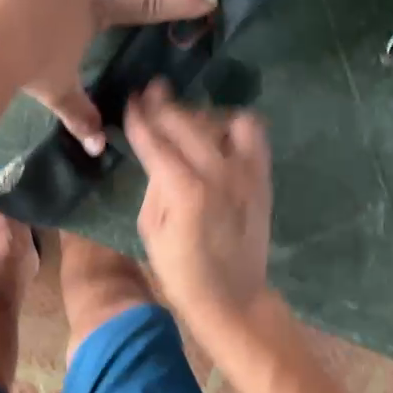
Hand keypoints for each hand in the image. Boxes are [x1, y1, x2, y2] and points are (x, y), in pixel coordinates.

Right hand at [125, 80, 273, 332]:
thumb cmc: (181, 272)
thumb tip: (158, 154)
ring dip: (198, 114)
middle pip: (185, 122)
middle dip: (162, 105)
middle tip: (149, 94)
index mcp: (184, 190)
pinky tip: (217, 132)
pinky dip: (232, 125)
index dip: (139, 117)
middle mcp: (218, 173)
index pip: (156, 140)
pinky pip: (252, 133)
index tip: (130, 99)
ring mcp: (245, 173)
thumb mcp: (151, 229)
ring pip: (221, 120)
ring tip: (184, 119)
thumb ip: (154, 184)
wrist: (234, 299)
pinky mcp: (262, 177)